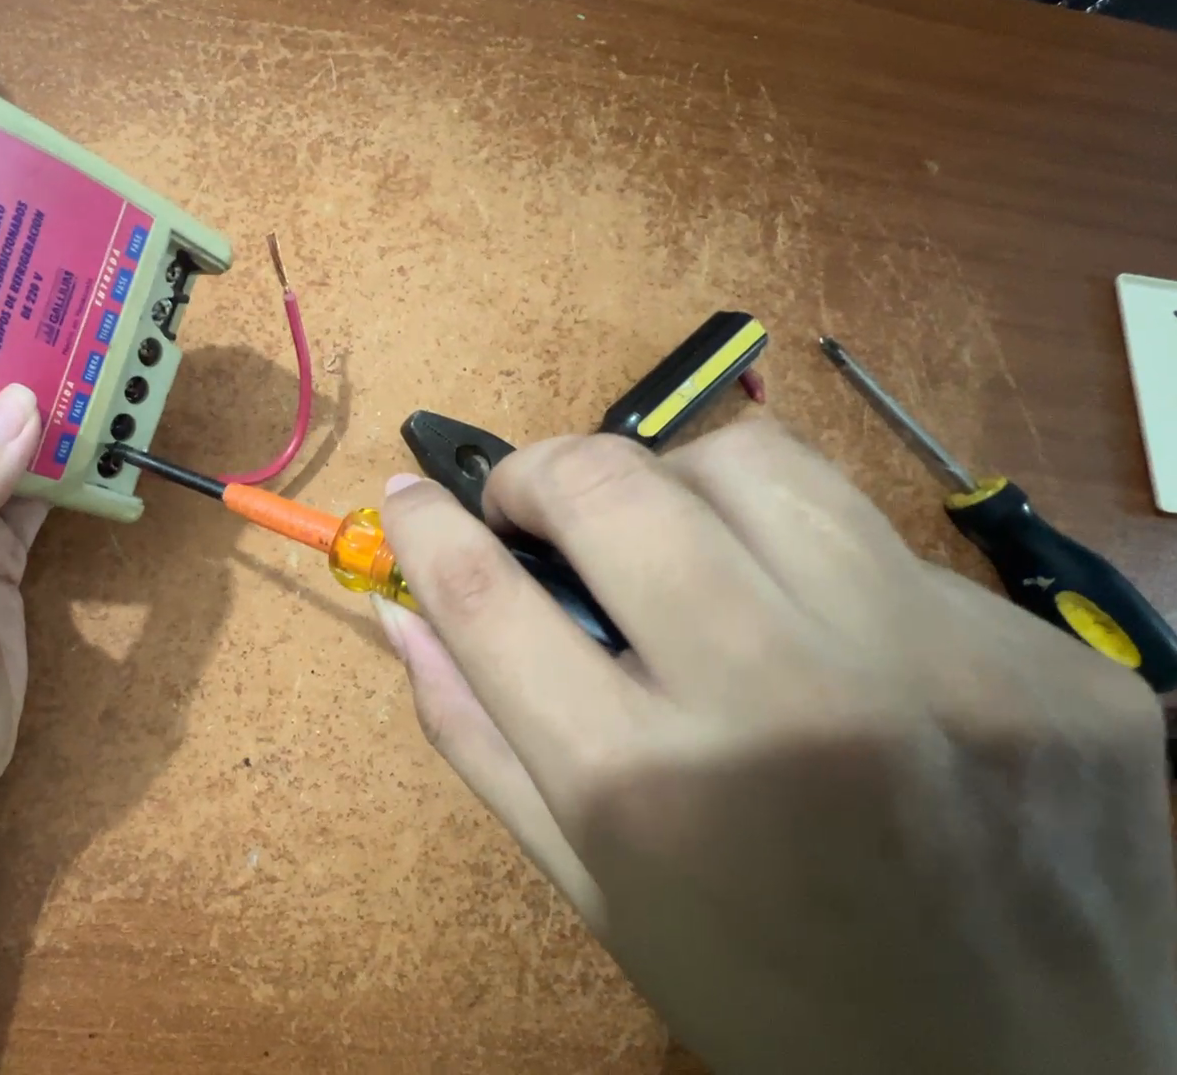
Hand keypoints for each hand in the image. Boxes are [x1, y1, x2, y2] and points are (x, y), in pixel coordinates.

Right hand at [377, 420, 1176, 1074]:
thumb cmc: (754, 988)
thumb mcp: (586, 879)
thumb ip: (476, 735)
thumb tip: (403, 618)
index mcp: (643, 783)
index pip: (486, 597)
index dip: (425, 528)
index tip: (404, 496)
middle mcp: (782, 703)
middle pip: (613, 489)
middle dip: (538, 472)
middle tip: (528, 506)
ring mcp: (937, 666)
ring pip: (751, 465)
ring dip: (666, 483)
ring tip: (661, 539)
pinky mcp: (1049, 657)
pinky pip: (874, 543)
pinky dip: (799, 562)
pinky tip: (812, 637)